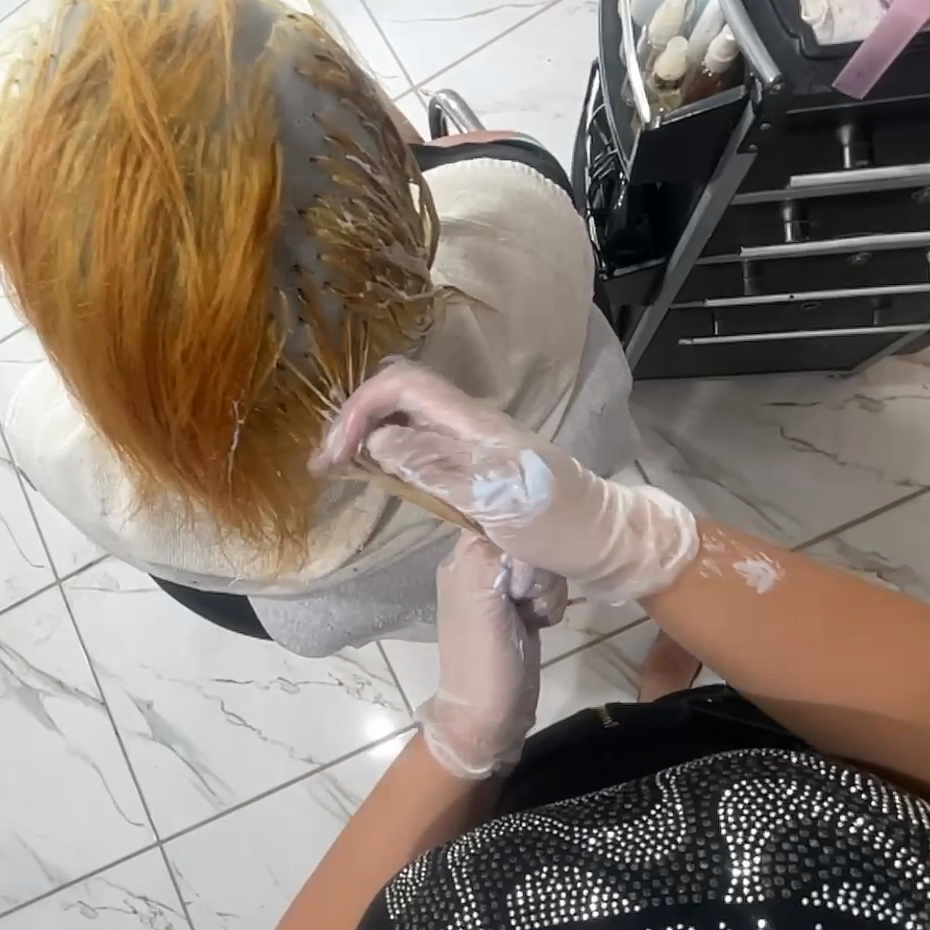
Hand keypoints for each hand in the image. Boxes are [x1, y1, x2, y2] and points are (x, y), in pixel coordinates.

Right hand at [313, 361, 699, 603]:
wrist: (604, 542)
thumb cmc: (558, 523)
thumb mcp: (498, 498)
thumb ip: (438, 466)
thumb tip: (378, 441)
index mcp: (473, 423)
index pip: (402, 386)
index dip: (360, 411)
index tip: (336, 456)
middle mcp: (468, 425)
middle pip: (398, 398)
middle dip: (354, 422)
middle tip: (326, 465)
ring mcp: (471, 445)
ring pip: (405, 421)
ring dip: (367, 438)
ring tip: (338, 469)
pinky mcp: (473, 467)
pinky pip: (420, 448)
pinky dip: (388, 456)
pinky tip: (377, 477)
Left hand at [420, 535, 556, 778]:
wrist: (492, 714)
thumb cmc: (481, 657)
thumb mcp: (478, 596)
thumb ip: (490, 552)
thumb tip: (518, 526)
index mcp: (462, 558)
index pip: (500, 516)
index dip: (522, 534)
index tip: (524, 563)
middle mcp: (480, 566)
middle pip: (529, 538)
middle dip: (538, 568)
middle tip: (524, 598)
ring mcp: (502, 587)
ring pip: (545, 562)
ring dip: (547, 589)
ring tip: (531, 616)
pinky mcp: (522, 606)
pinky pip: (550, 585)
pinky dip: (550, 603)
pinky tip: (540, 623)